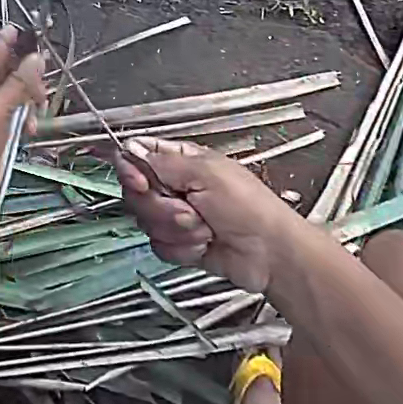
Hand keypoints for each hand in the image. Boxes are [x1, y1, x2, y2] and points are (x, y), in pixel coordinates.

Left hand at [0, 25, 44, 202]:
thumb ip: (19, 82)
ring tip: (35, 112)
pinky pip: (18, 110)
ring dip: (29, 99)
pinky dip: (26, 116)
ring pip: (18, 90)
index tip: (37, 30)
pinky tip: (30, 128)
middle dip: (28, 76)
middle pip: (10, 69)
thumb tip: (38, 57)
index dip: (15, 40)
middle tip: (41, 88)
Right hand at [115, 138, 301, 293]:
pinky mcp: (180, 243)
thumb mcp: (206, 174)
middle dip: (161, 206)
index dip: (132, 169)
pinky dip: (182, 248)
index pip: (138, 156)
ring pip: (147, 221)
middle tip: (188, 209)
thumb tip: (131, 149)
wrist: (271, 255)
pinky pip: (160, 246)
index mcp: (181, 160)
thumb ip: (163, 163)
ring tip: (204, 227)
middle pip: (137, 192)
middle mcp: (175, 185)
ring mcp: (176, 216)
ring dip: (177, 229)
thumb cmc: (250, 207)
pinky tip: (204, 244)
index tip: (142, 183)